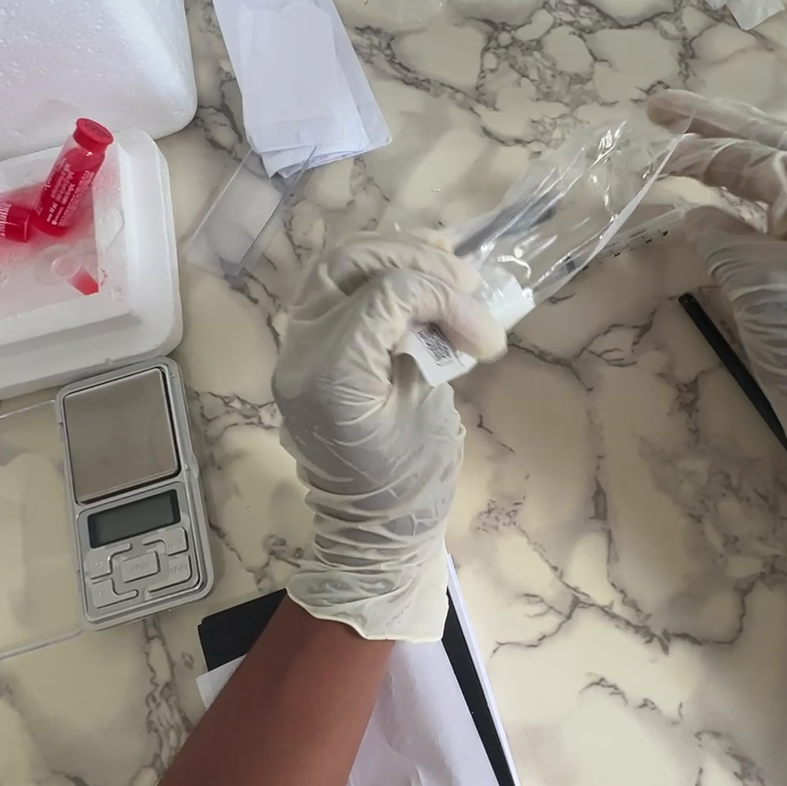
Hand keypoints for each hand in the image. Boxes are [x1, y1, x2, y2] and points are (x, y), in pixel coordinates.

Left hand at [274, 230, 506, 640]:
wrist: (371, 528)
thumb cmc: (409, 484)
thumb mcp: (428, 411)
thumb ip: (429, 345)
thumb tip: (450, 297)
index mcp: (332, 376)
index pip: (387, 294)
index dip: (447, 299)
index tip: (489, 336)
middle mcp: (301, 351)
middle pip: (350, 262)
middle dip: (415, 260)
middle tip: (467, 282)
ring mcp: (297, 347)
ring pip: (340, 266)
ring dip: (398, 257)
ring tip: (449, 273)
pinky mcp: (309, 347)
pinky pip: (339, 290)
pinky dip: (380, 275)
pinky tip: (420, 277)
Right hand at [648, 89, 786, 514]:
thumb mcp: (759, 283)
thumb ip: (721, 236)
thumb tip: (691, 212)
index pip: (760, 160)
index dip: (703, 151)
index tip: (654, 147)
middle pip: (768, 146)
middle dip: (714, 124)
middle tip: (660, 105)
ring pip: (768, 171)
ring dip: (722, 149)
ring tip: (677, 128)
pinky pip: (767, 207)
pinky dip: (732, 190)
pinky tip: (707, 179)